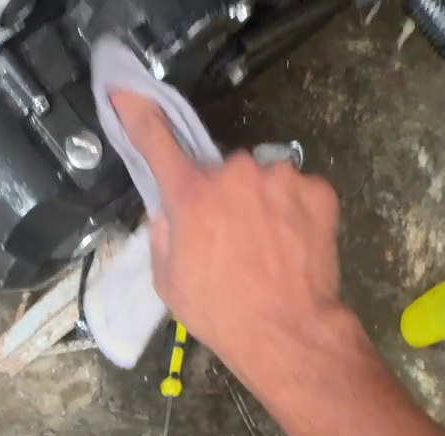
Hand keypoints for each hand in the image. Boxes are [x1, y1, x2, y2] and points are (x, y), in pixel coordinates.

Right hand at [110, 92, 368, 410]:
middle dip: (223, 199)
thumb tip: (170, 215)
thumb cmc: (220, 314)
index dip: (139, 118)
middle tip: (229, 244)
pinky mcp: (317, 190)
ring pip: (262, 182)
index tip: (127, 95)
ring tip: (265, 251)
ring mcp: (281, 178)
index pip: (158, 144)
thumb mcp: (169, 284)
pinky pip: (296, 192)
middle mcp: (235, 174)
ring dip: (260, 206)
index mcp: (192, 197)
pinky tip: (291, 247)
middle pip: (222, 174)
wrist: (287, 332)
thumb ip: (164, 237)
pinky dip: (293, 213)